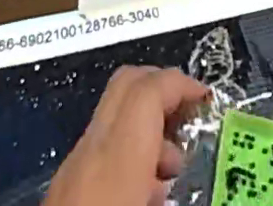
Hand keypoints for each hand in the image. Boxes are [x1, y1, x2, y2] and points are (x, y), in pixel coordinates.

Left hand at [45, 66, 209, 205]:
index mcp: (116, 161)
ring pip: (112, 112)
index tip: (208, 99)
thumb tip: (197, 170)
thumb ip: (179, 189)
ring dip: (147, 122)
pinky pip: (101, 142)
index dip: (181, 84)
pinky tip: (146, 189)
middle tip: (192, 117)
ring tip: (173, 167)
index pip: (146, 91)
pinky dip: (129, 147)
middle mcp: (90, 150)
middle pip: (125, 84)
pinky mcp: (64, 182)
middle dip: (163, 87)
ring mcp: (73, 164)